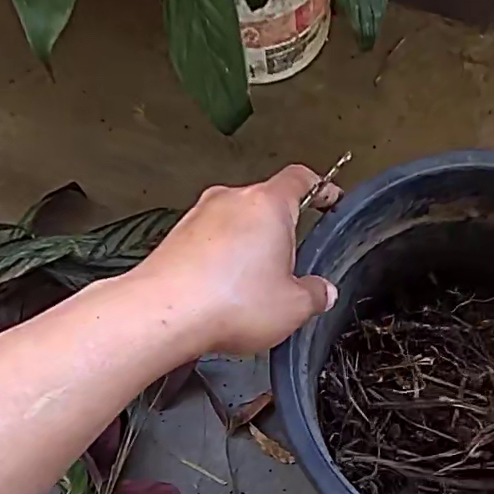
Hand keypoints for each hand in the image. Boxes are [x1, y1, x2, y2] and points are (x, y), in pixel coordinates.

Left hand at [128, 164, 341, 355]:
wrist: (165, 314)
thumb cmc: (225, 302)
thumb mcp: (292, 307)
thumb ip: (314, 295)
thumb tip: (321, 292)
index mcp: (268, 204)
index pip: (301, 179)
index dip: (321, 188)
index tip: (328, 197)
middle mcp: (230, 201)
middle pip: (265, 207)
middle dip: (280, 235)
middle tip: (288, 269)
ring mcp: (198, 218)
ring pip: (234, 227)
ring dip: (246, 252)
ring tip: (251, 291)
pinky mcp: (176, 240)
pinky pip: (208, 246)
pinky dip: (219, 264)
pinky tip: (222, 296)